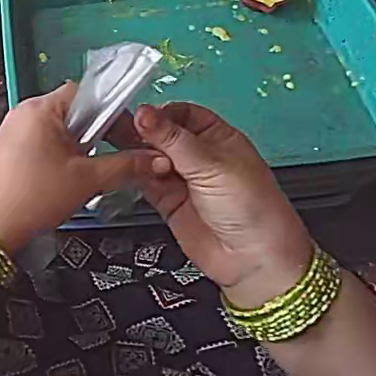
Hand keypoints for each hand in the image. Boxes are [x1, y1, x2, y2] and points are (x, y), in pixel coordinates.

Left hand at [0, 83, 164, 249]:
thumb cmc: (29, 197)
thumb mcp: (86, 180)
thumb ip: (125, 166)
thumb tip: (153, 160)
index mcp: (42, 108)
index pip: (88, 92)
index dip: (113, 111)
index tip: (128, 133)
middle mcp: (26, 112)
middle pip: (75, 110)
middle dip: (97, 133)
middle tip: (110, 155)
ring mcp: (16, 129)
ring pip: (61, 128)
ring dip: (80, 146)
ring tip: (86, 171)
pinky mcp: (11, 148)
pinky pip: (45, 141)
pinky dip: (62, 154)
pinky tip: (67, 177)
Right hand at [125, 102, 314, 307]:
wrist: (254, 262)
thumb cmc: (254, 209)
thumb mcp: (212, 165)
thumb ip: (173, 139)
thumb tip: (145, 113)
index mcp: (217, 137)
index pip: (181, 114)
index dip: (160, 113)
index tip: (140, 115)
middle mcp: (198, 156)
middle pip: (161, 134)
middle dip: (143, 132)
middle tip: (121, 129)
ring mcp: (181, 179)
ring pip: (148, 156)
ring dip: (135, 153)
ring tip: (122, 150)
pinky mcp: (166, 200)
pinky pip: (143, 179)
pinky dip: (131, 173)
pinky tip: (126, 167)